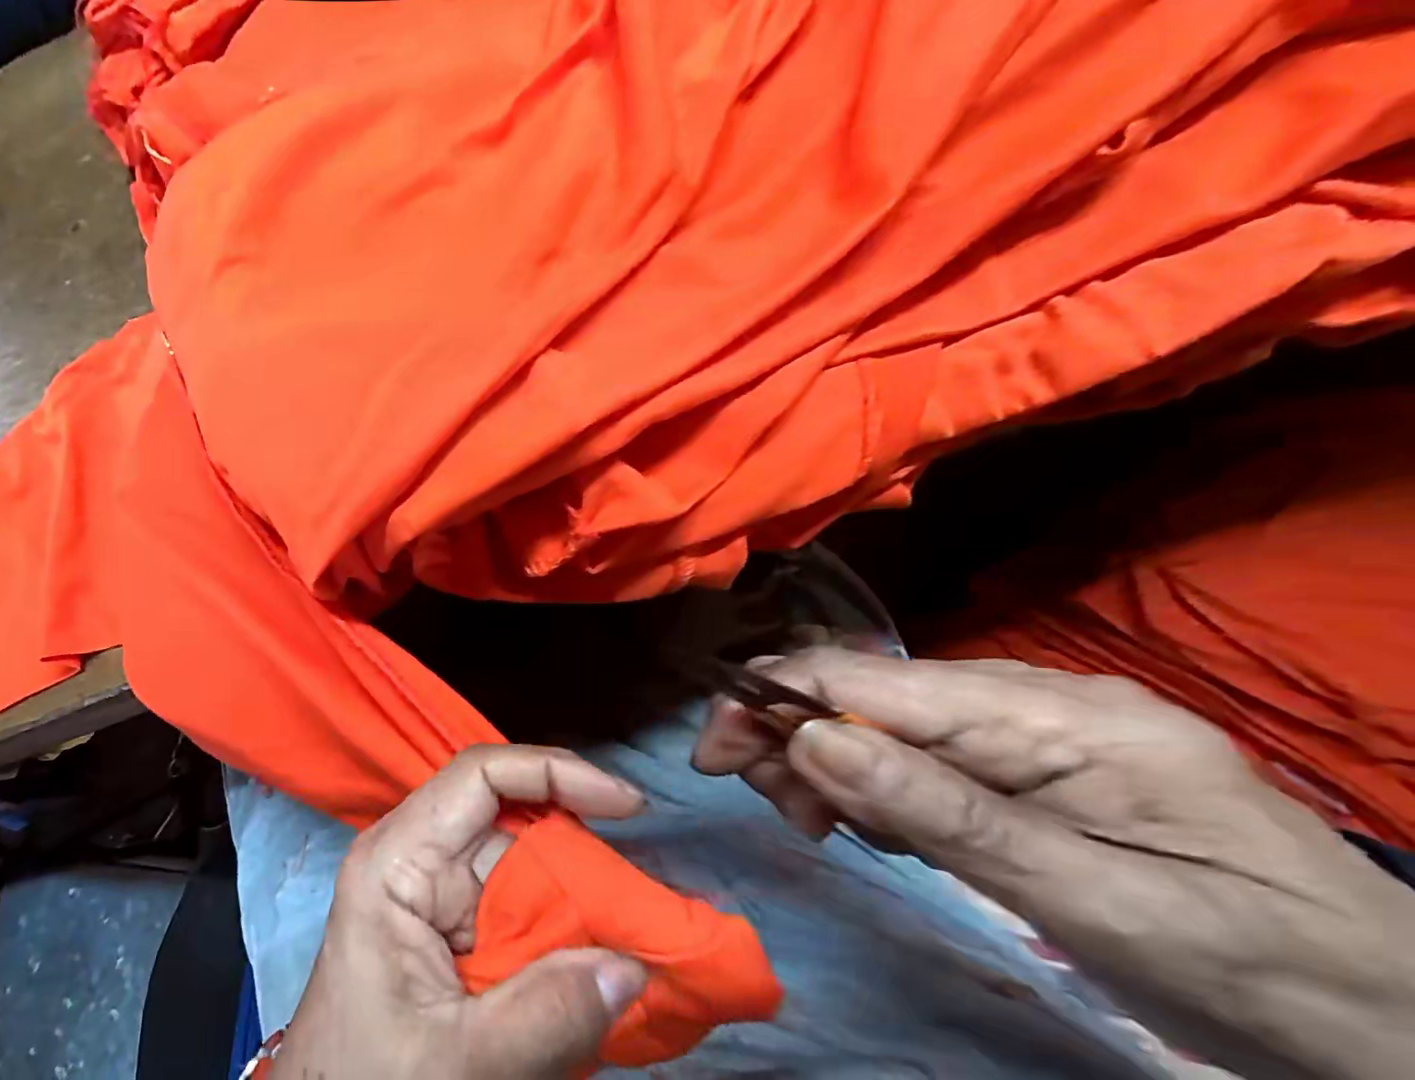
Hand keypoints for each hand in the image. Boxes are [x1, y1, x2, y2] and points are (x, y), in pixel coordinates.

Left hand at [275, 745, 650, 1079]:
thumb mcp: (454, 1060)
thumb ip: (545, 1016)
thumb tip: (632, 967)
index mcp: (398, 860)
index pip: (479, 776)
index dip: (553, 771)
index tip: (625, 803)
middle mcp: (421, 861)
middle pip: (515, 823)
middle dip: (586, 849)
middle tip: (652, 890)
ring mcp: (441, 897)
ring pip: (529, 871)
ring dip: (587, 897)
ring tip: (649, 923)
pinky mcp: (459, 934)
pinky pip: (527, 915)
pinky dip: (571, 932)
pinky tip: (611, 955)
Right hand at [692, 648, 1414, 1079]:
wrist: (1400, 1026)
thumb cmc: (1259, 971)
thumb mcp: (1095, 902)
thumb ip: (943, 811)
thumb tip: (810, 735)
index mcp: (1059, 716)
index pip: (877, 679)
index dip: (778, 699)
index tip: (712, 750)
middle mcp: (1035, 697)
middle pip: (869, 688)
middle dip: (792, 734)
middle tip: (765, 801)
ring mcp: (1032, 725)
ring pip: (883, 715)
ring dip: (826, 760)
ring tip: (811, 819)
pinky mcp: (1027, 757)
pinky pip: (918, 748)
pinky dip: (871, 778)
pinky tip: (870, 817)